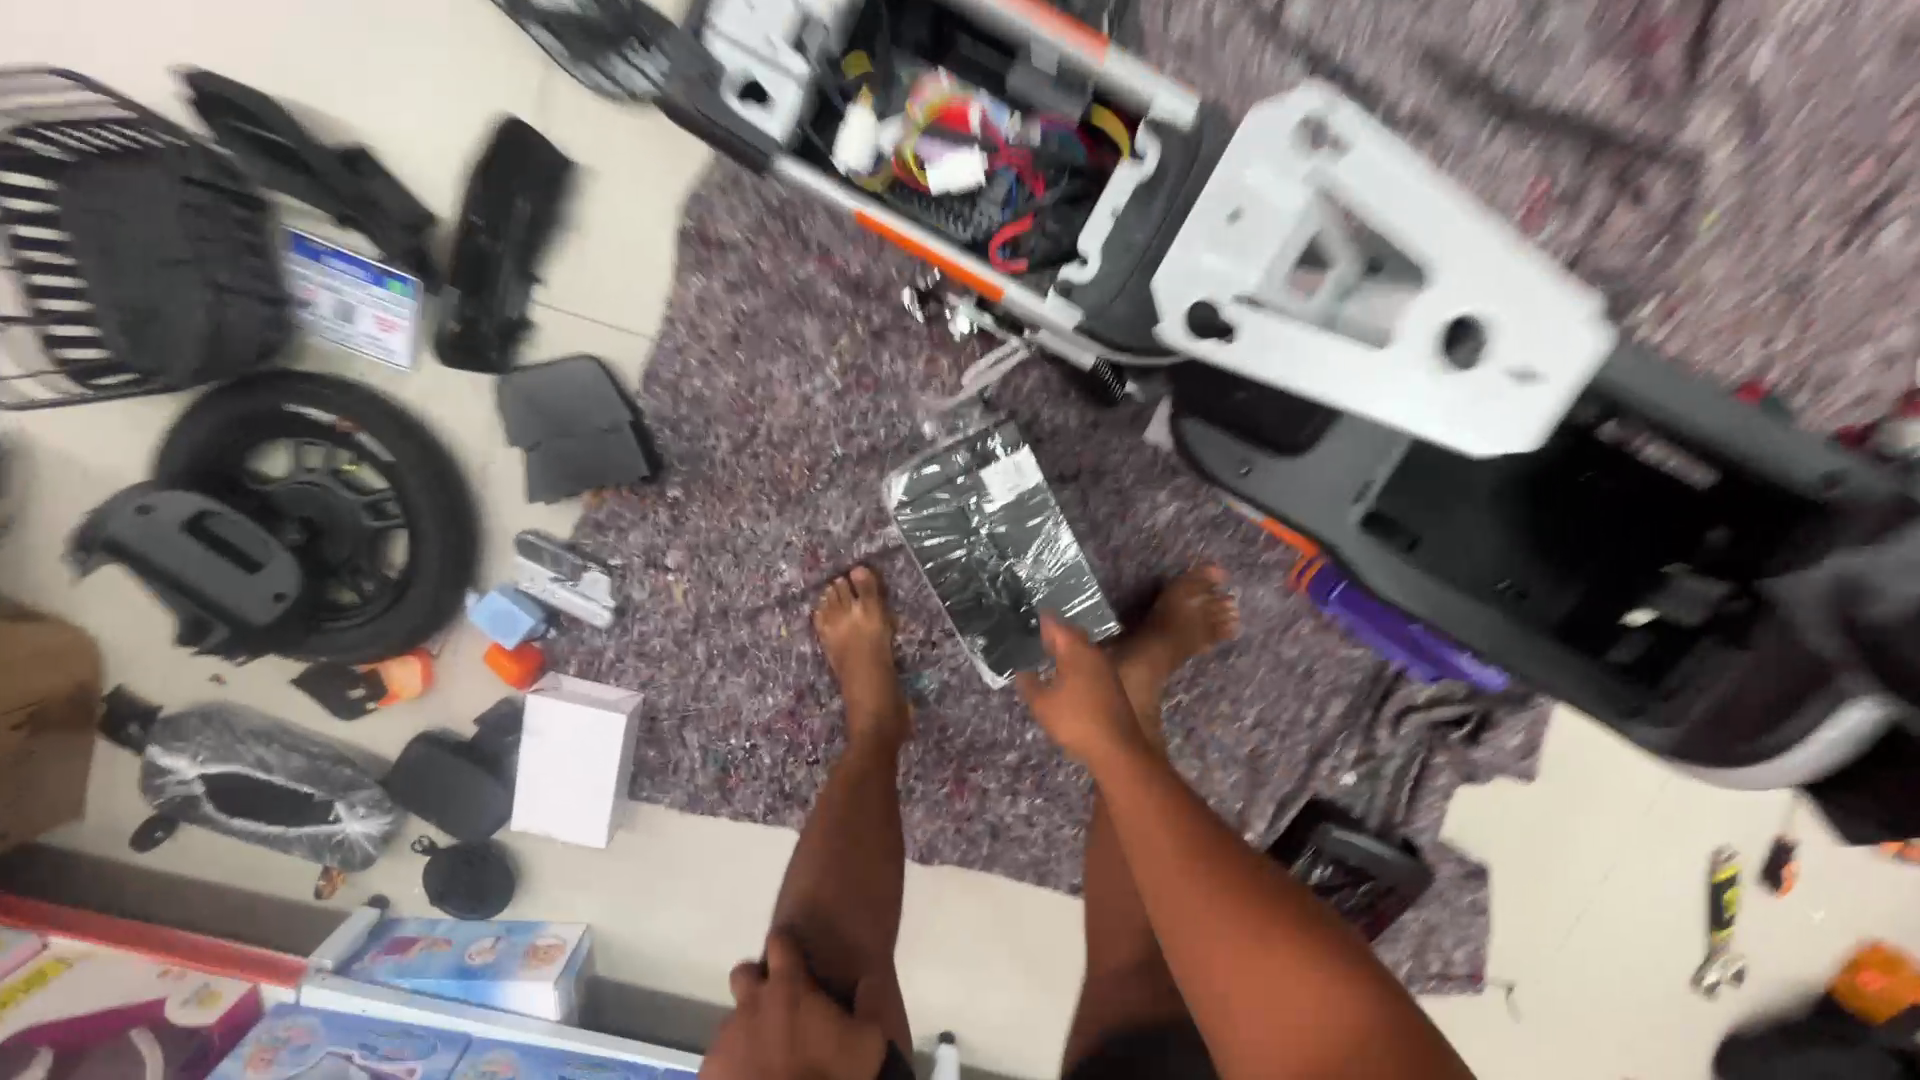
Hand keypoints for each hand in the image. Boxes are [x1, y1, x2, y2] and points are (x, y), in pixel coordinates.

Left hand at [700, 931, 888, 1079]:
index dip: (787, 946)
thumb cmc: (828, 1076)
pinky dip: (734, 1069)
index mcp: (788, 987)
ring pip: (733, 1023)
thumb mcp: (869, 1040)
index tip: (795, 959)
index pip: (781, 942)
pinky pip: (720, 1062)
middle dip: (755, 983)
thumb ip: (871, 1003)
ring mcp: (726, 1039)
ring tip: (768, 1060)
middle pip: (743, 973)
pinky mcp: (709, 1072)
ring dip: (748, 1033)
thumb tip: (869, 978)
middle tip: (775, 1008)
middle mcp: (752, 1004)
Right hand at [1016, 615, 1147, 764]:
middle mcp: (1092, 652)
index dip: (1038, 619)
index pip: (1054, 624)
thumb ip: (1028, 683)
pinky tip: (1062, 674)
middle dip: (1051, 633)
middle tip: (1030, 635)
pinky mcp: (1110, 683)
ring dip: (1063, 649)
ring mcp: (1105, 668)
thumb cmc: (1076, 721)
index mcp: (1075, 650)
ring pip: (1080, 649)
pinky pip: (1087, 663)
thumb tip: (1022, 670)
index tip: (1022, 618)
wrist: (1117, 748)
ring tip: (1043, 653)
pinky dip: (1073, 663)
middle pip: (1069, 634)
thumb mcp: (1042, 704)